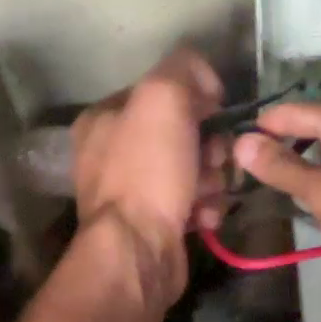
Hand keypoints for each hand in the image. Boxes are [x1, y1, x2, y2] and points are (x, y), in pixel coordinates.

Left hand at [72, 50, 226, 304]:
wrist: (138, 252)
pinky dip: (205, 206)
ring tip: (207, 194)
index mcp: (106, 116)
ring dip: (212, 178)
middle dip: (210, 145)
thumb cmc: (148, 171)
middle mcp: (112, 151)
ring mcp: (132, 189)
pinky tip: (204, 216)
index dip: (198, 98)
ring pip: (194, 167)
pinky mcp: (153, 222)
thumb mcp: (164, 98)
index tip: (215, 115)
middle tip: (212, 160)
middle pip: (185, 131)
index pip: (165, 90)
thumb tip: (205, 83)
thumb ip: (183, 69)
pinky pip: (193, 201)